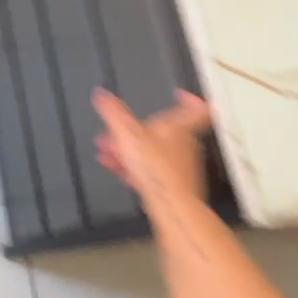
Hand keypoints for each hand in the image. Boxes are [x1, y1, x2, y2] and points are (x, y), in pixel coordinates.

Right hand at [93, 88, 212, 206]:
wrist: (170, 204)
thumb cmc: (156, 168)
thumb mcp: (127, 134)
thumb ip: (113, 113)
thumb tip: (101, 93)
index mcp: (179, 127)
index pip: (195, 108)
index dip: (189, 99)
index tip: (179, 94)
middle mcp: (185, 144)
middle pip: (161, 131)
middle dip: (134, 131)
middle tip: (114, 134)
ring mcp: (181, 165)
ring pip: (154, 151)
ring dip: (130, 150)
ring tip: (109, 155)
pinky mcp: (175, 183)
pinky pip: (154, 169)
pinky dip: (136, 167)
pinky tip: (120, 172)